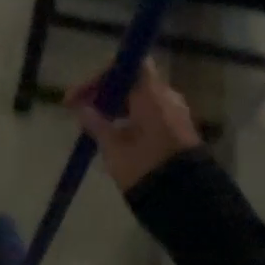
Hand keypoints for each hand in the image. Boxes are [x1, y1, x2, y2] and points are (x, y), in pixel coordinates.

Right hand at [65, 60, 203, 191]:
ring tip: (93, 123)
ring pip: (141, 98)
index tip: (80, 93)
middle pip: (132, 81)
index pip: (128, 65)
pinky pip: (151, 112)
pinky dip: (130, 116)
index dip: (102, 75)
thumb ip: (96, 123)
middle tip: (79, 108)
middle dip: (105, 92)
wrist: (185, 199)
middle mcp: (167, 97)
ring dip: (116, 105)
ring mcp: (176, 113)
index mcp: (152, 94)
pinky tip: (113, 132)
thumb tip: (82, 108)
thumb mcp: (114, 147)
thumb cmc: (145, 167)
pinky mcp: (179, 130)